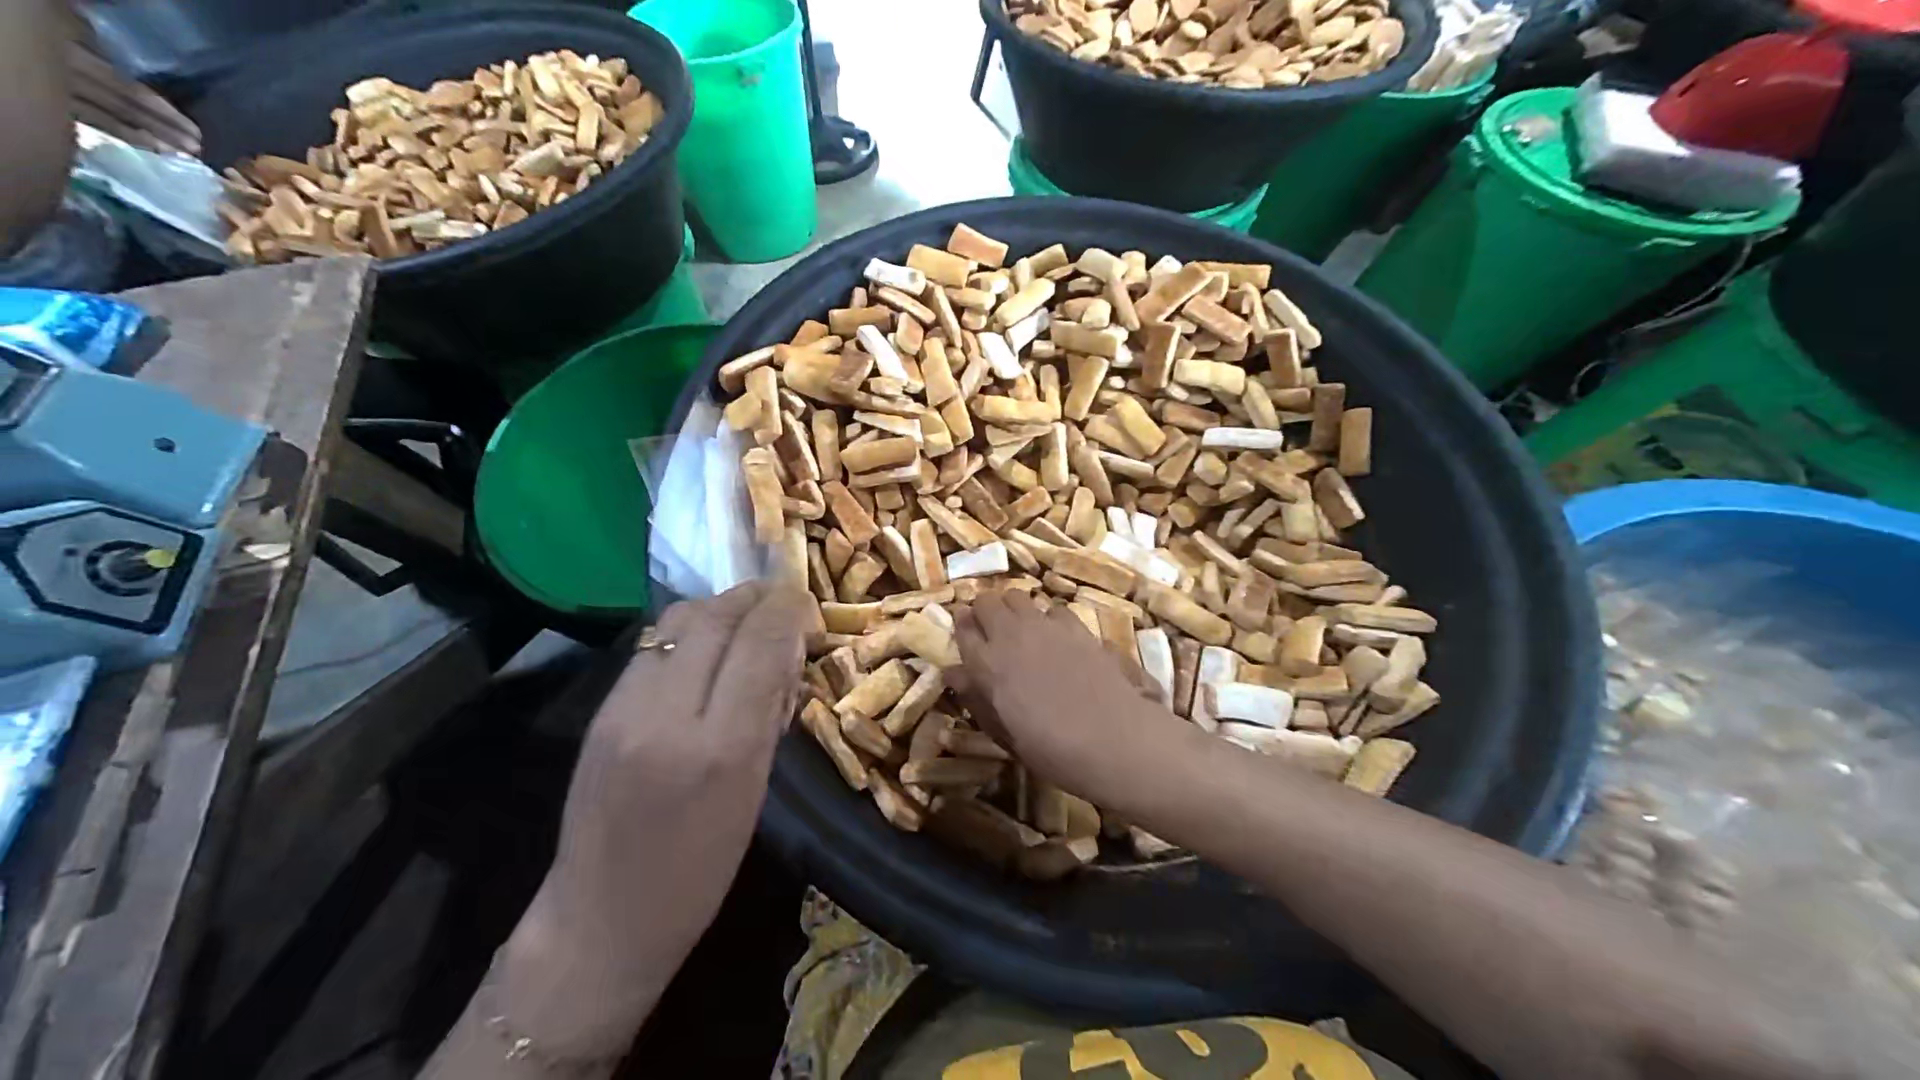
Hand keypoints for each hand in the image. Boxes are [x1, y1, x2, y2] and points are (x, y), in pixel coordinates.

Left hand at [499, 583, 809, 1055]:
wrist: (600, 919)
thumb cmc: (699, 872)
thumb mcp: (755, 794)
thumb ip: (769, 715)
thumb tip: (785, 652)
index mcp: (720, 748)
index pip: (760, 643)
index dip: (789, 609)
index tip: (808, 604)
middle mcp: (666, 714)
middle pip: (717, 616)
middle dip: (758, 597)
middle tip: (785, 603)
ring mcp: (623, 707)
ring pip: (679, 618)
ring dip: (722, 607)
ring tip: (748, 621)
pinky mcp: (600, 709)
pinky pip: (653, 644)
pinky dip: (691, 630)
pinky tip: (708, 650)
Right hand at [952, 592, 1199, 807]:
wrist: (1113, 739)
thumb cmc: (1051, 749)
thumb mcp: (1004, 733)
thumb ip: (976, 698)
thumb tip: (953, 672)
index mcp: (986, 663)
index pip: (963, 627)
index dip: (961, 626)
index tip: (964, 632)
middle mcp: (1010, 634)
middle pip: (987, 602)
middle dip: (984, 611)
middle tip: (991, 632)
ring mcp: (1045, 626)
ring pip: (1017, 596)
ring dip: (1013, 608)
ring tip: (1020, 630)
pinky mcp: (1076, 625)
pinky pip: (1052, 608)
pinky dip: (1047, 617)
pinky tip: (1055, 637)